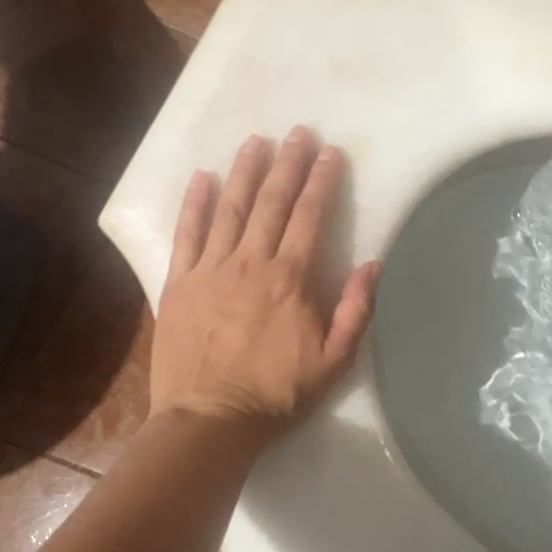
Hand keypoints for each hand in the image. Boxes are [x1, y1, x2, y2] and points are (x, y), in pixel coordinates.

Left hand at [150, 127, 380, 438]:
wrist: (209, 419)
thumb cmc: (277, 393)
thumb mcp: (334, 360)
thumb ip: (355, 310)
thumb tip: (372, 264)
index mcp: (290, 278)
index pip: (309, 217)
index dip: (321, 181)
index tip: (330, 153)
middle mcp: (250, 262)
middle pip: (271, 203)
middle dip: (287, 164)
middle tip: (297, 132)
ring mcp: (210, 269)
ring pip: (229, 209)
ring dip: (244, 172)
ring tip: (255, 142)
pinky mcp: (179, 283)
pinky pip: (187, 234)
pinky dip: (195, 203)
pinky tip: (202, 178)